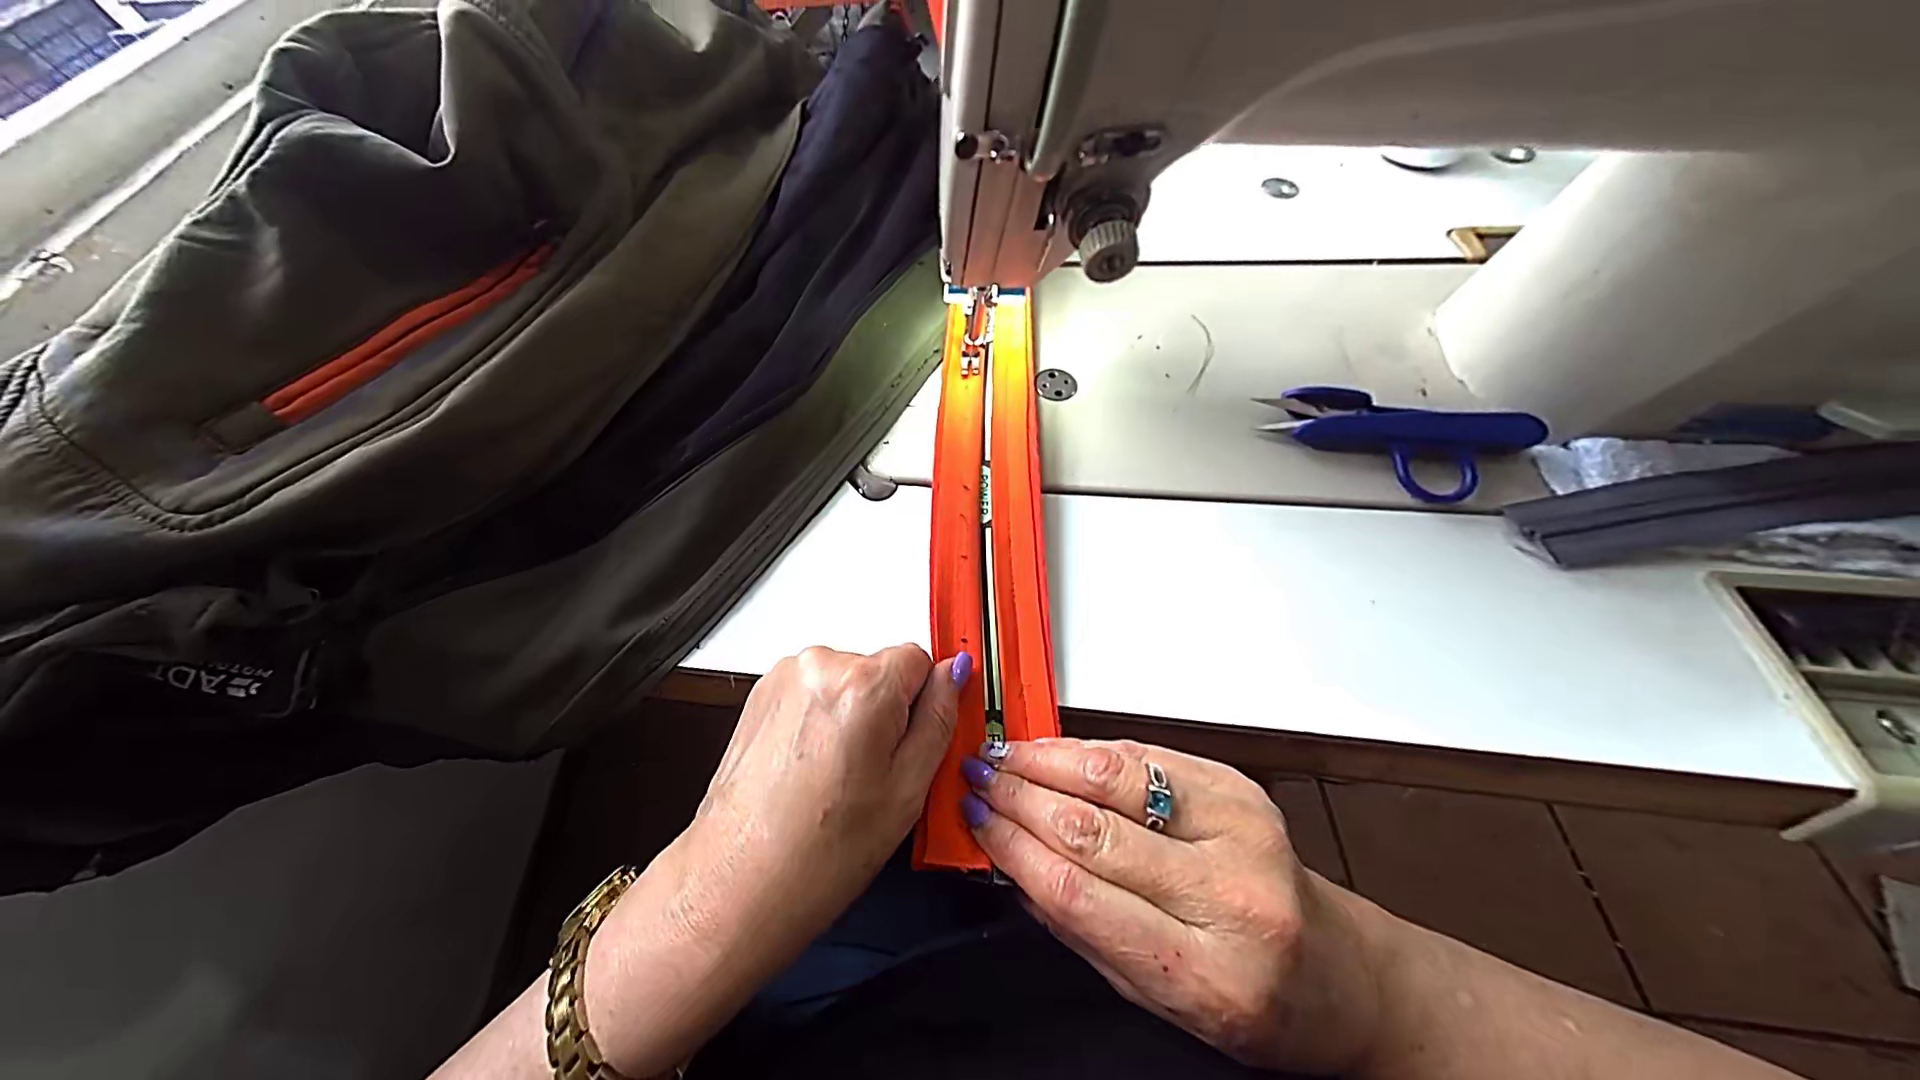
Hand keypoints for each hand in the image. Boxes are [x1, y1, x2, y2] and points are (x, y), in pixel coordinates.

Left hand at [586, 644, 968, 1074]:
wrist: (737, 881)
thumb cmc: (817, 850)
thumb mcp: (908, 788)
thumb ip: (939, 717)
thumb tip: (954, 673)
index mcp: (864, 685)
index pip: (920, 657)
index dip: (923, 701)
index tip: (911, 737)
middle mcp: (820, 666)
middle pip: (881, 668)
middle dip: (886, 709)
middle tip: (872, 769)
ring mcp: (784, 677)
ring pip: (848, 681)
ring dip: (851, 714)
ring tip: (836, 774)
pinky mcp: (762, 692)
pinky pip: (814, 691)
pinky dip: (820, 719)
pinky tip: (812, 767)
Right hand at [961, 738, 1381, 1073]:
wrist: (1336, 971)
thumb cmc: (1252, 997)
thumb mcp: (1157, 997)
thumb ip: (1079, 929)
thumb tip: (1011, 863)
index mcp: (1205, 969)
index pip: (1077, 891)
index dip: (1013, 846)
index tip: (977, 820)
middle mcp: (1228, 891)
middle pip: (1091, 826)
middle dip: (1021, 795)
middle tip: (979, 777)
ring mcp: (1241, 827)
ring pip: (1116, 776)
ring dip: (1047, 759)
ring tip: (1005, 754)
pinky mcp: (1239, 786)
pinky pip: (1146, 755)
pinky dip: (1090, 750)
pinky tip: (1056, 750)